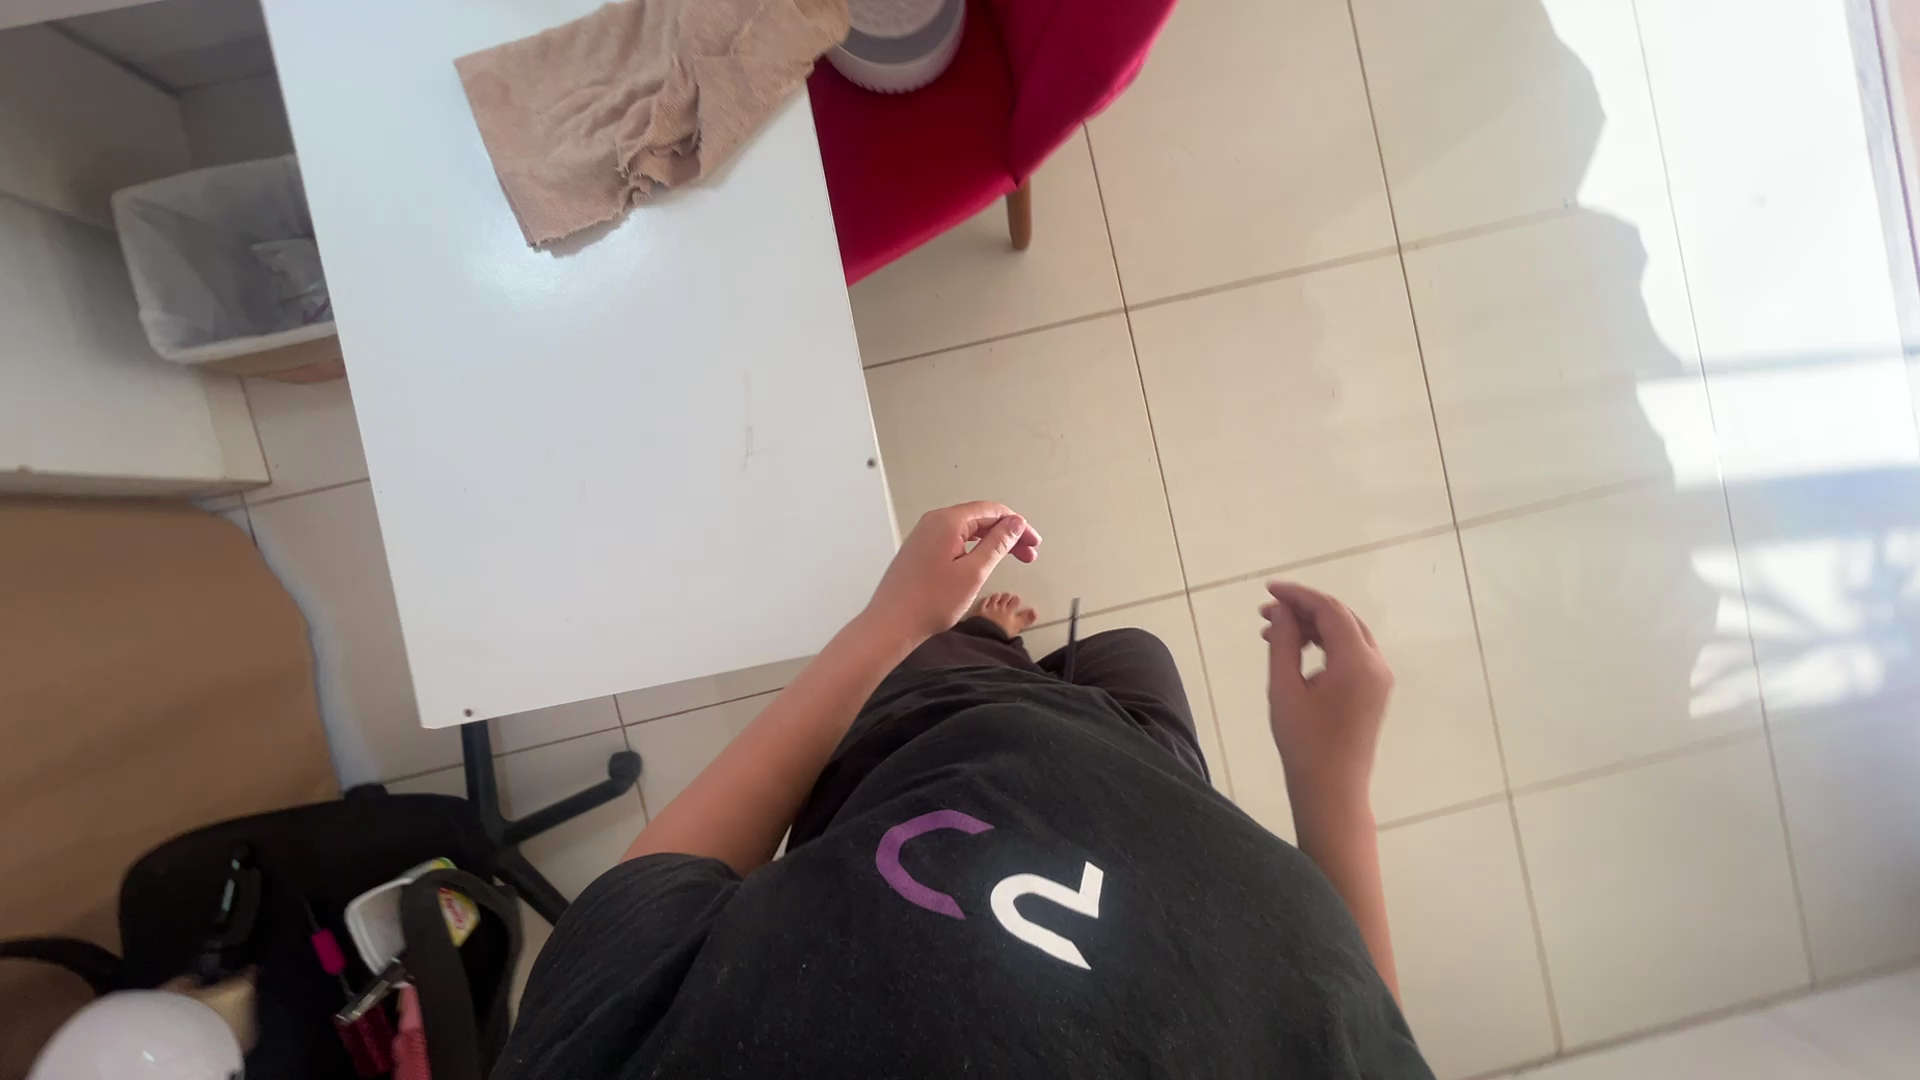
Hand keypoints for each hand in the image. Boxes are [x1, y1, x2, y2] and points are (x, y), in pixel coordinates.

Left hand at [862, 502, 1040, 643]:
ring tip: (1012, 560)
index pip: (991, 510)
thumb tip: (1015, 523)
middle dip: (1007, 534)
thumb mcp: (974, 572)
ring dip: (992, 542)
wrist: (891, 624)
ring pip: (967, 530)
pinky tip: (984, 562)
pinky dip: (974, 549)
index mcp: (947, 521)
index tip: (1034, 544)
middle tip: (1029, 556)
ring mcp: (924, 536)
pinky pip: (954, 540)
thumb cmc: (932, 601)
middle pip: (980, 518)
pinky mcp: (919, 551)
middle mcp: (933, 521)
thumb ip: (997, 544)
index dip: (1017, 525)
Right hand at [1262, 582, 1392, 812]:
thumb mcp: (1285, 688)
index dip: (1298, 595)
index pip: (1330, 610)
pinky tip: (1294, 649)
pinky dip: (1323, 642)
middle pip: (1341, 617)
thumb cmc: (1303, 741)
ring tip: (1273, 631)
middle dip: (1304, 608)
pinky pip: (1349, 651)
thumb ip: (1285, 642)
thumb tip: (1284, 610)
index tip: (1267, 591)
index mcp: (1357, 662)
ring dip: (1311, 625)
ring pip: (1346, 632)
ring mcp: (1378, 677)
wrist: (1331, 789)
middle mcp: (1376, 664)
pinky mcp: (1372, 689)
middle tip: (1266, 613)